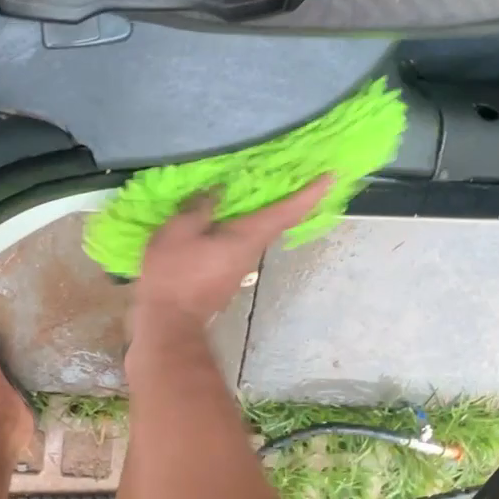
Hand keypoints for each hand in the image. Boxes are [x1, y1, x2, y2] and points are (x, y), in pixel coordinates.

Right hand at [133, 177, 331, 332]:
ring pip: (256, 233)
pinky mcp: (224, 278)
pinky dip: (240, 227)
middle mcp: (251, 253)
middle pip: (277, 222)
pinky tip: (224, 219)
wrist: (167, 324)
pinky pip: (239, 244)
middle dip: (290, 198)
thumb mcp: (178, 232)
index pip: (287, 211)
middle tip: (298, 175)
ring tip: (256, 189)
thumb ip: (199, 208)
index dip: (310, 193)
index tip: (331, 177)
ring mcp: (239, 269)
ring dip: (262, 212)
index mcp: (246, 237)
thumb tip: (217, 192)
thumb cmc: (174, 275)